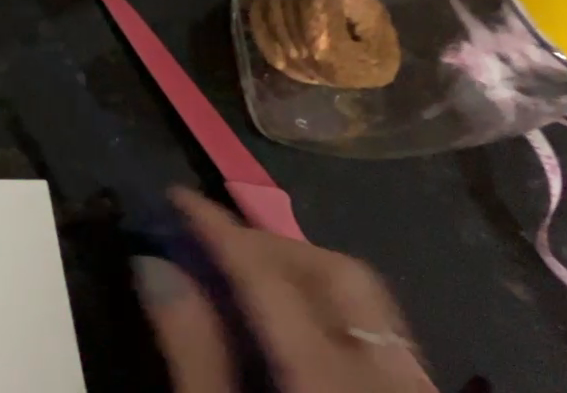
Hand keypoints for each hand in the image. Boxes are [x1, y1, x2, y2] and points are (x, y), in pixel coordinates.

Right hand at [137, 189, 434, 392]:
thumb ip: (192, 348)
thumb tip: (154, 265)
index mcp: (327, 374)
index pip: (266, 273)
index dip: (216, 224)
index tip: (176, 193)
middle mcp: (385, 371)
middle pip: (336, 271)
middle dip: (269, 241)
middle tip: (214, 237)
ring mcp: (413, 384)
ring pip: (366, 298)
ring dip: (302, 269)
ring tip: (248, 273)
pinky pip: (379, 330)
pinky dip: (330, 306)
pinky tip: (294, 321)